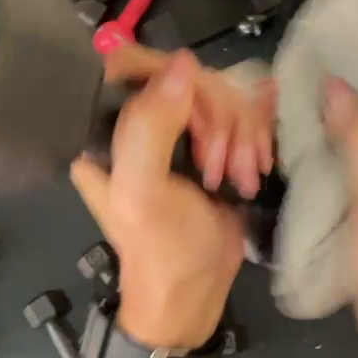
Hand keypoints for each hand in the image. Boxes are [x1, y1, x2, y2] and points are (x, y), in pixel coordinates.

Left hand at [73, 52, 245, 350]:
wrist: (194, 294)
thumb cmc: (161, 252)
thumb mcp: (143, 193)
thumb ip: (150, 128)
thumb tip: (182, 63)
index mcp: (104, 130)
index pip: (135, 65)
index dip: (177, 83)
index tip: (202, 123)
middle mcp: (135, 123)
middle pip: (187, 77)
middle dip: (217, 122)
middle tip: (219, 170)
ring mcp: (174, 131)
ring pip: (219, 93)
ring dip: (239, 136)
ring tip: (238, 179)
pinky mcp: (206, 143)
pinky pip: (238, 111)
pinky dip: (253, 138)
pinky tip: (253, 168)